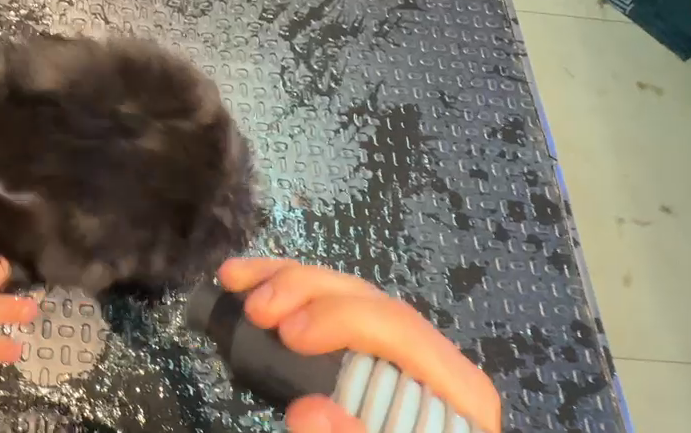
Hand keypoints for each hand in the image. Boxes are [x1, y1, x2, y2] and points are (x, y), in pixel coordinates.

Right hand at [218, 259, 500, 432]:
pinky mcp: (359, 354)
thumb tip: (306, 411)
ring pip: (338, 290)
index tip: (288, 335)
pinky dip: (280, 289)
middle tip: (254, 309)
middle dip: (303, 290)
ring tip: (235, 279)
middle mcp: (426, 358)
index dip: (343, 319)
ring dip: (281, 279)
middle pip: (363, 298)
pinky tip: (244, 282)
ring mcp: (391, 352)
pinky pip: (321, 306)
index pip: (400, 328)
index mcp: (456, 390)